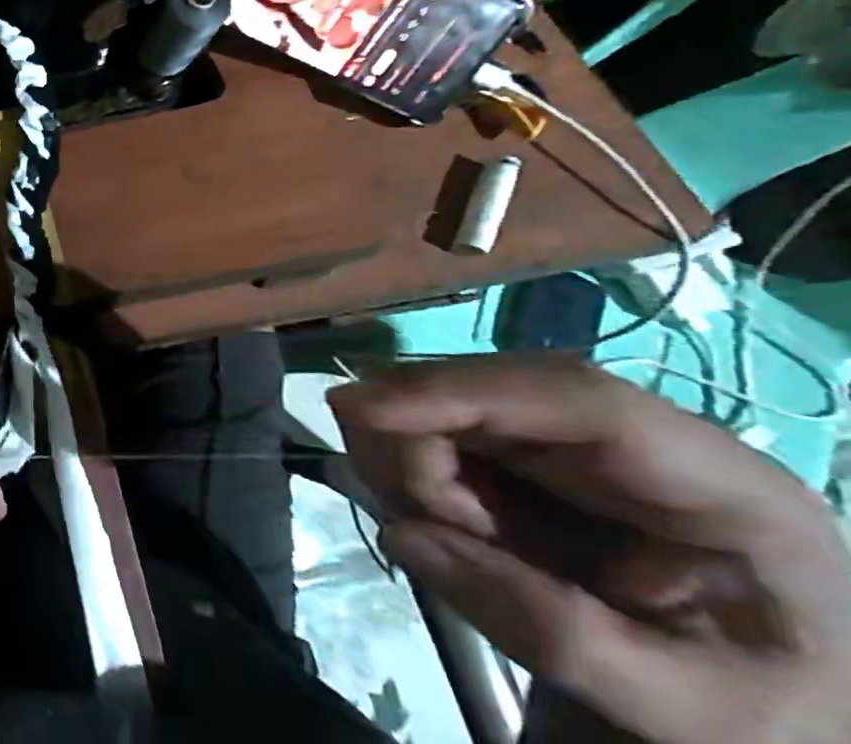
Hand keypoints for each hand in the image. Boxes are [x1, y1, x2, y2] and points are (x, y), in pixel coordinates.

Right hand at [330, 354, 850, 743]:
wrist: (741, 710)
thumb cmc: (734, 709)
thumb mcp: (669, 702)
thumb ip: (548, 629)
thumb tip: (404, 534)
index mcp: (729, 490)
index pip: (579, 402)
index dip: (460, 392)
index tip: (358, 408)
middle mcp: (647, 439)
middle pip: (494, 391)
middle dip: (419, 437)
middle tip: (399, 509)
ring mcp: (581, 438)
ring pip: (453, 400)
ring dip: (409, 455)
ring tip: (437, 531)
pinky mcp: (533, 447)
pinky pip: (439, 424)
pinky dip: (409, 463)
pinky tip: (434, 514)